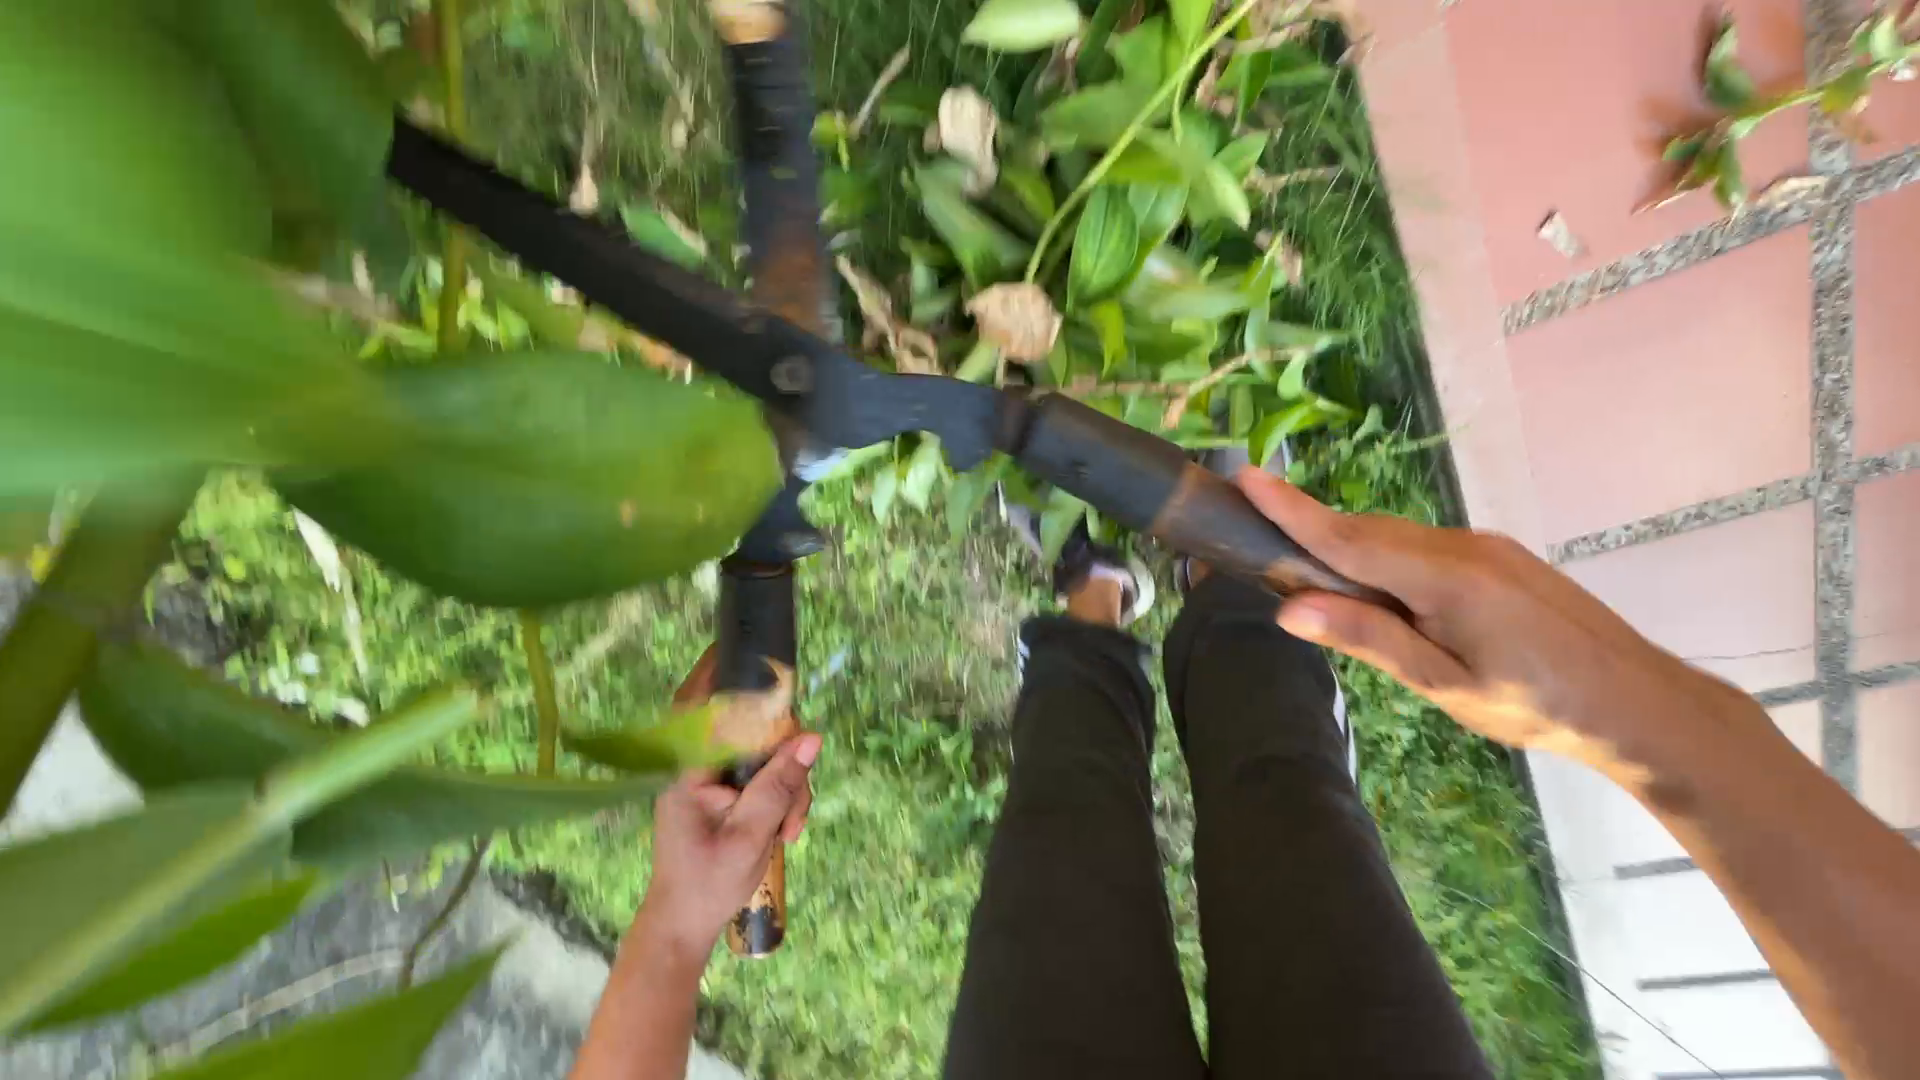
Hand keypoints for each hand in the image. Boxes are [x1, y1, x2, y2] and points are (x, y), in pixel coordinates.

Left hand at [637, 650, 821, 955]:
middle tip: (795, 804)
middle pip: (753, 727)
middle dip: (786, 757)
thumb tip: (812, 738)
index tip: (746, 644)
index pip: (698, 701)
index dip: (718, 667)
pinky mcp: (730, 788)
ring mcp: (717, 775)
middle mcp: (701, 762)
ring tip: (789, 830)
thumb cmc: (706, 882)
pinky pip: (768, 772)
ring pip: (769, 752)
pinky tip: (786, 829)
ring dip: (790, 784)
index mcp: (689, 766)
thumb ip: (779, 784)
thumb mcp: (749, 835)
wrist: (686, 924)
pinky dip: (785, 794)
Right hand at [1235, 469, 1752, 777]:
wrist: (1642, 703)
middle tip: (1261, 547)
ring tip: (1320, 587)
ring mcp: (1482, 546)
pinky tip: (1383, 594)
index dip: (1290, 509)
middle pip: (1365, 532)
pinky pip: (1419, 546)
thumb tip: (1289, 608)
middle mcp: (1461, 546)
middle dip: (1310, 531)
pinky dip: (1382, 559)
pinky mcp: (1495, 555)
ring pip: (1392, 538)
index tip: (1246, 476)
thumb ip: (1368, 638)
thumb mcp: (1444, 685)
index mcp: (1445, 579)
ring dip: (1347, 550)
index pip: (1347, 539)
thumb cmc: (1537, 706)